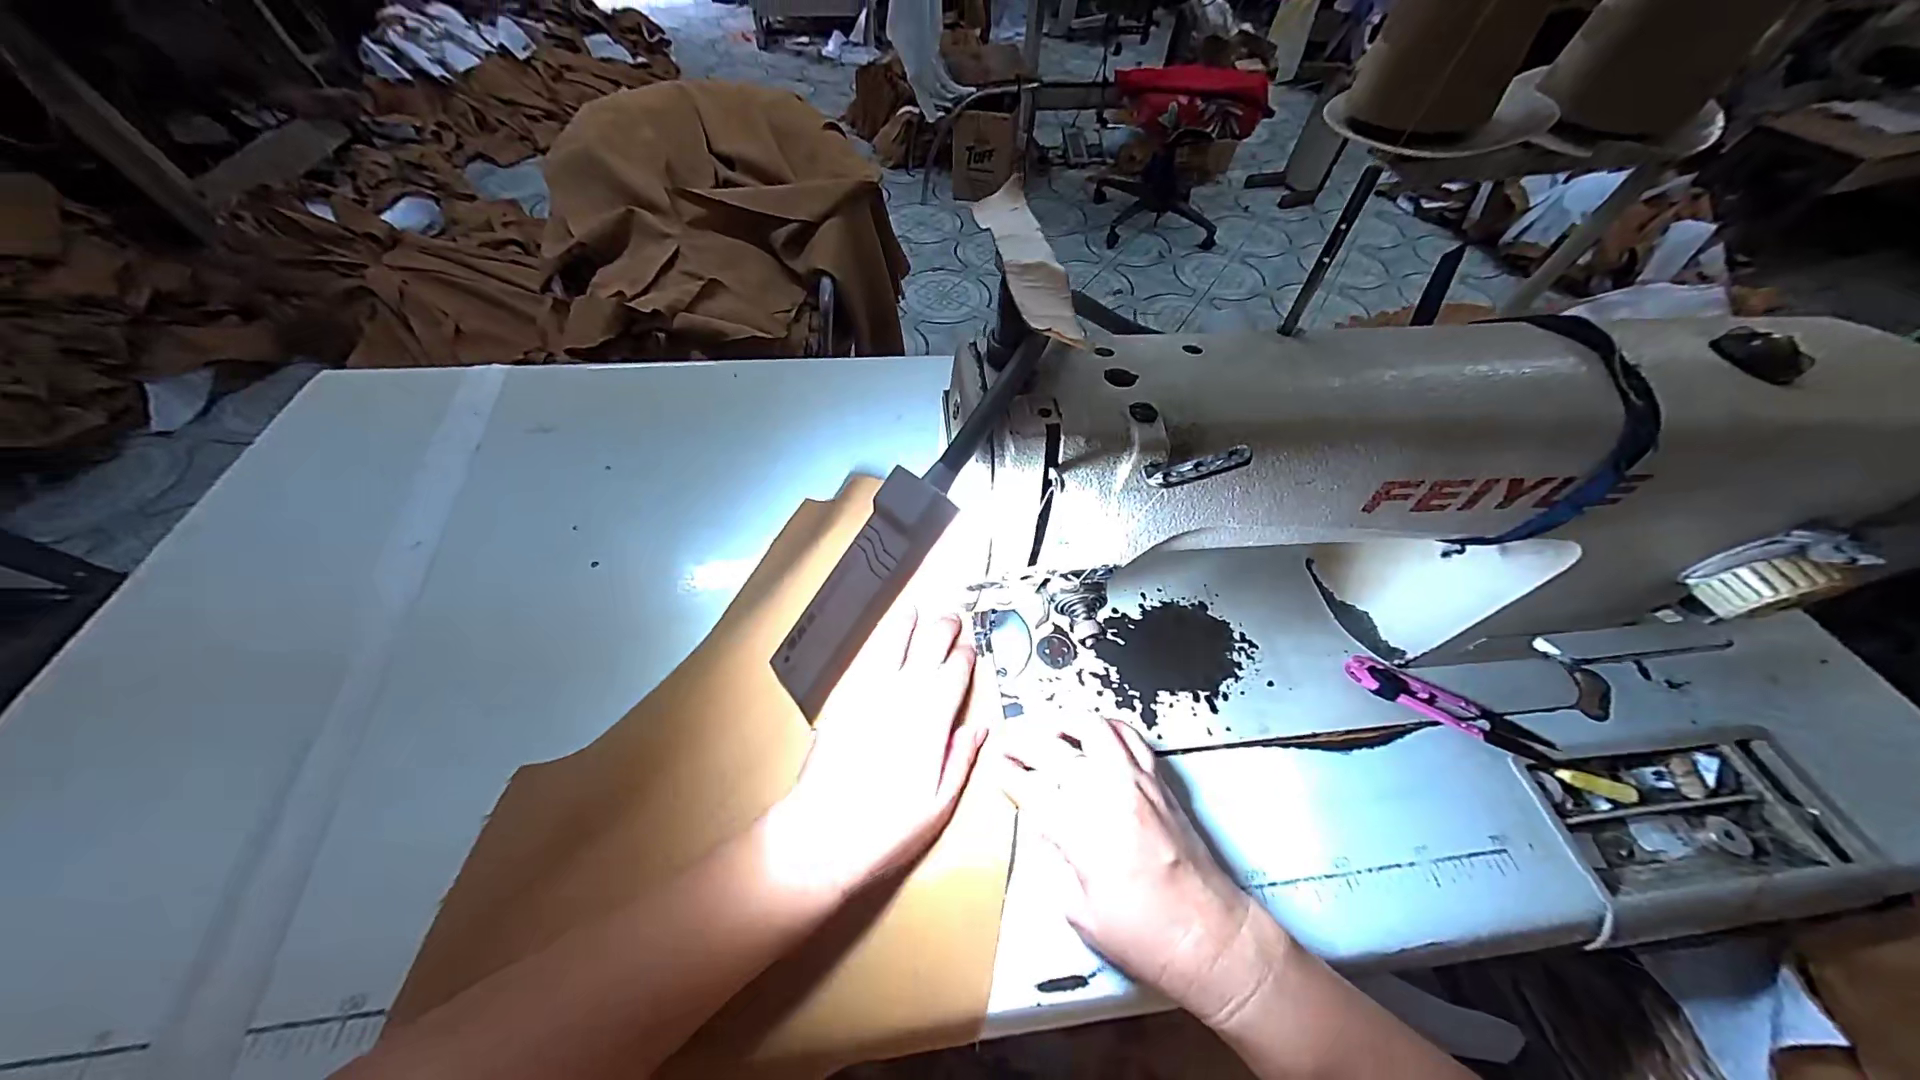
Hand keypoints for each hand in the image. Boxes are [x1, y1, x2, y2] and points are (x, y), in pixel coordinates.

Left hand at [765, 605, 985, 895]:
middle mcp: (902, 699)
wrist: (821, 832)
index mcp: (930, 721)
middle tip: (952, 619)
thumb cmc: (882, 827)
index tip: (971, 648)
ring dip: (908, 625)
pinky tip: (883, 638)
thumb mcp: (939, 804)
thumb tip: (978, 731)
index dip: (966, 656)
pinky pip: (867, 660)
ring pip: (894, 646)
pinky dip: (879, 643)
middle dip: (944, 629)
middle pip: (928, 648)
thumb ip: (961, 760)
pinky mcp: (845, 701)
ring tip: (916, 611)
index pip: (955, 673)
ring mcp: (870, 696)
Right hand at [993, 713, 1289, 1026]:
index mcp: (1080, 830)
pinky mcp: (1158, 781)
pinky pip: (1129, 736)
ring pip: (1092, 726)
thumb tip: (1037, 824)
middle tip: (1009, 743)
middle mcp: (1106, 794)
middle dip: (1022, 740)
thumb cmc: (1145, 936)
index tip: (997, 769)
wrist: (1208, 935)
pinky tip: (1094, 735)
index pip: (1029, 785)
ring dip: (1062, 722)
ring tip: (1046, 728)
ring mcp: (1136, 782)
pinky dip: (1106, 726)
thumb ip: (1052, 859)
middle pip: (1052, 747)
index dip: (1006, 773)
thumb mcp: (1078, 910)